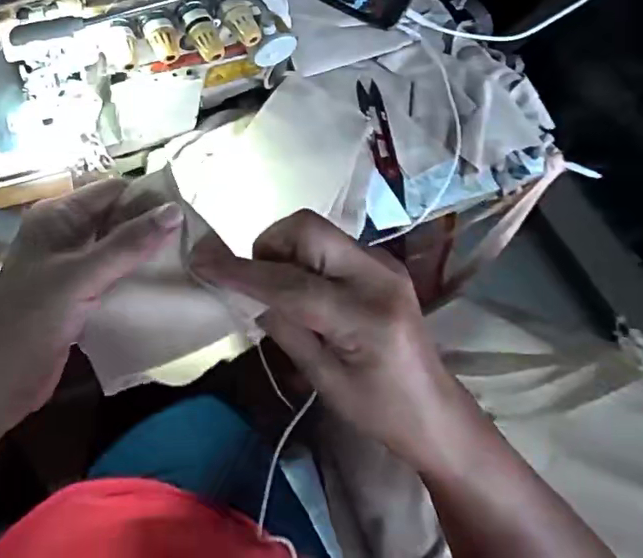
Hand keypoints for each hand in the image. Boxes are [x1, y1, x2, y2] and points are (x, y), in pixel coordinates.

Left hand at [0, 179, 182, 420]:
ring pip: (115, 246)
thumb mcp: (80, 277)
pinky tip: (163, 283)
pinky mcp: (76, 293)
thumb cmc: (30, 320)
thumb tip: (174, 210)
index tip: (188, 210)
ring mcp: (68, 263)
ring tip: (188, 256)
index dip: (146, 197)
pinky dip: (133, 275)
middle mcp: (62, 232)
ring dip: (144, 251)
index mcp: (56, 215)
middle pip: (114, 216)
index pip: (110, 191)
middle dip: (149, 223)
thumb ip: (126, 244)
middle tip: (194, 236)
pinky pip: (111, 273)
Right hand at [192, 210, 473, 469]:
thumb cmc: (382, 411)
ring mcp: (382, 262)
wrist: (440, 414)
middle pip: (306, 229)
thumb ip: (283, 329)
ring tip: (282, 288)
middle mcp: (379, 276)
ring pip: (313, 228)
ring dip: (284, 248)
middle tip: (257, 281)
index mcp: (368, 317)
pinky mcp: (380, 260)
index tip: (203, 262)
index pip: (291, 283)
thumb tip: (244, 293)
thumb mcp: (325, 381)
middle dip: (269, 246)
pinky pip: (326, 240)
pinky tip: (304, 288)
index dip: (242, 272)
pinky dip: (301, 254)